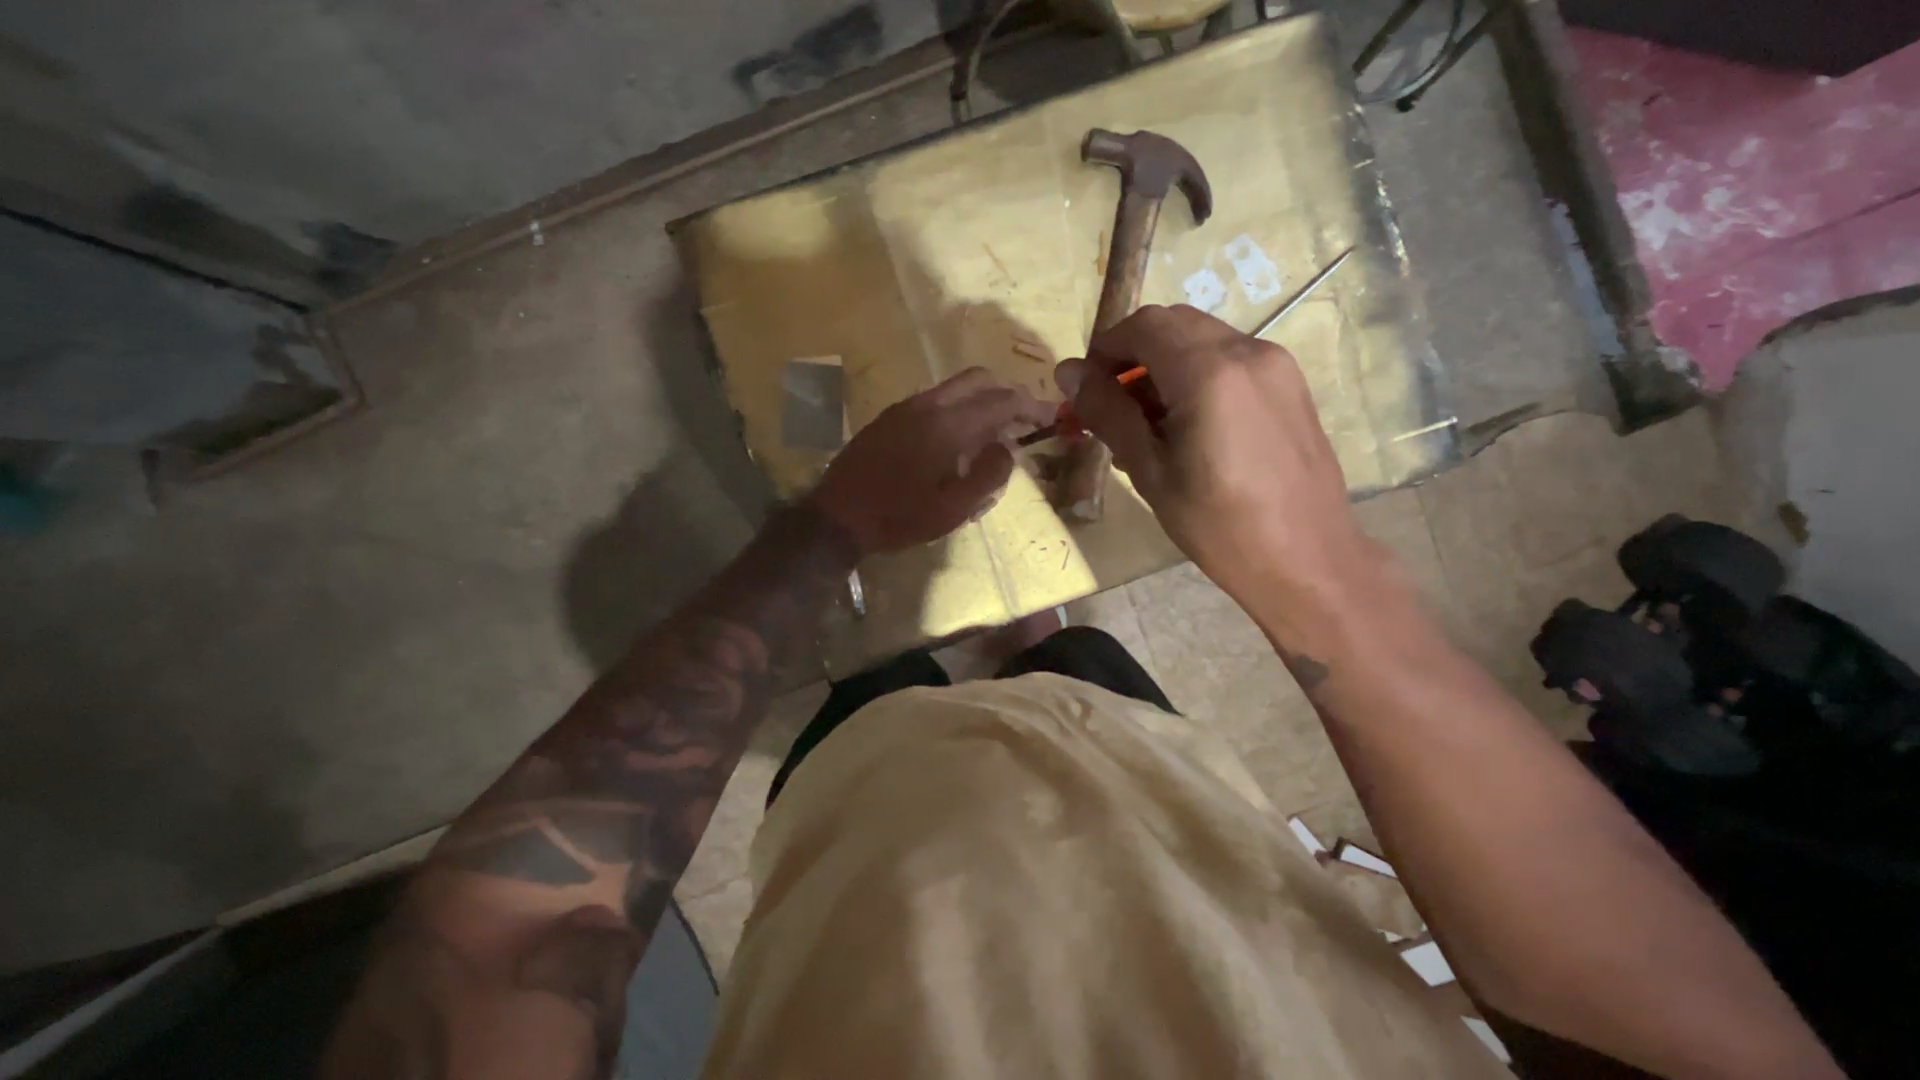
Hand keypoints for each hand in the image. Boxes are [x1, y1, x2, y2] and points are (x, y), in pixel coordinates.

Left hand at [807, 367, 1052, 554]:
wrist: (837, 516)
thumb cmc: (898, 518)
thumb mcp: (953, 509)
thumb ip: (989, 476)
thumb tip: (1009, 449)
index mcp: (947, 425)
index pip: (1001, 400)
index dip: (1032, 405)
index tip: (1052, 416)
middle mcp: (927, 404)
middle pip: (978, 379)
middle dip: (1008, 392)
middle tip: (1026, 418)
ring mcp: (905, 407)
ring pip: (955, 387)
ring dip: (983, 400)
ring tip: (997, 434)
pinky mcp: (890, 417)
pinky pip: (935, 400)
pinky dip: (959, 408)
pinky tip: (960, 441)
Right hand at [1055, 305, 1385, 631]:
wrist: (1308, 560)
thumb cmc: (1220, 527)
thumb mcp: (1151, 472)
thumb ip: (1109, 413)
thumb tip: (1067, 373)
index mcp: (1210, 372)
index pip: (1144, 326)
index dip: (1106, 348)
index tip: (1085, 388)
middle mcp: (1248, 352)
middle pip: (1174, 324)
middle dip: (1134, 354)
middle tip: (1111, 405)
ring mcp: (1276, 364)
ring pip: (1203, 338)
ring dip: (1165, 364)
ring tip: (1147, 423)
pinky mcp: (1290, 384)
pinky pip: (1231, 359)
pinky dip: (1197, 374)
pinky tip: (1187, 425)